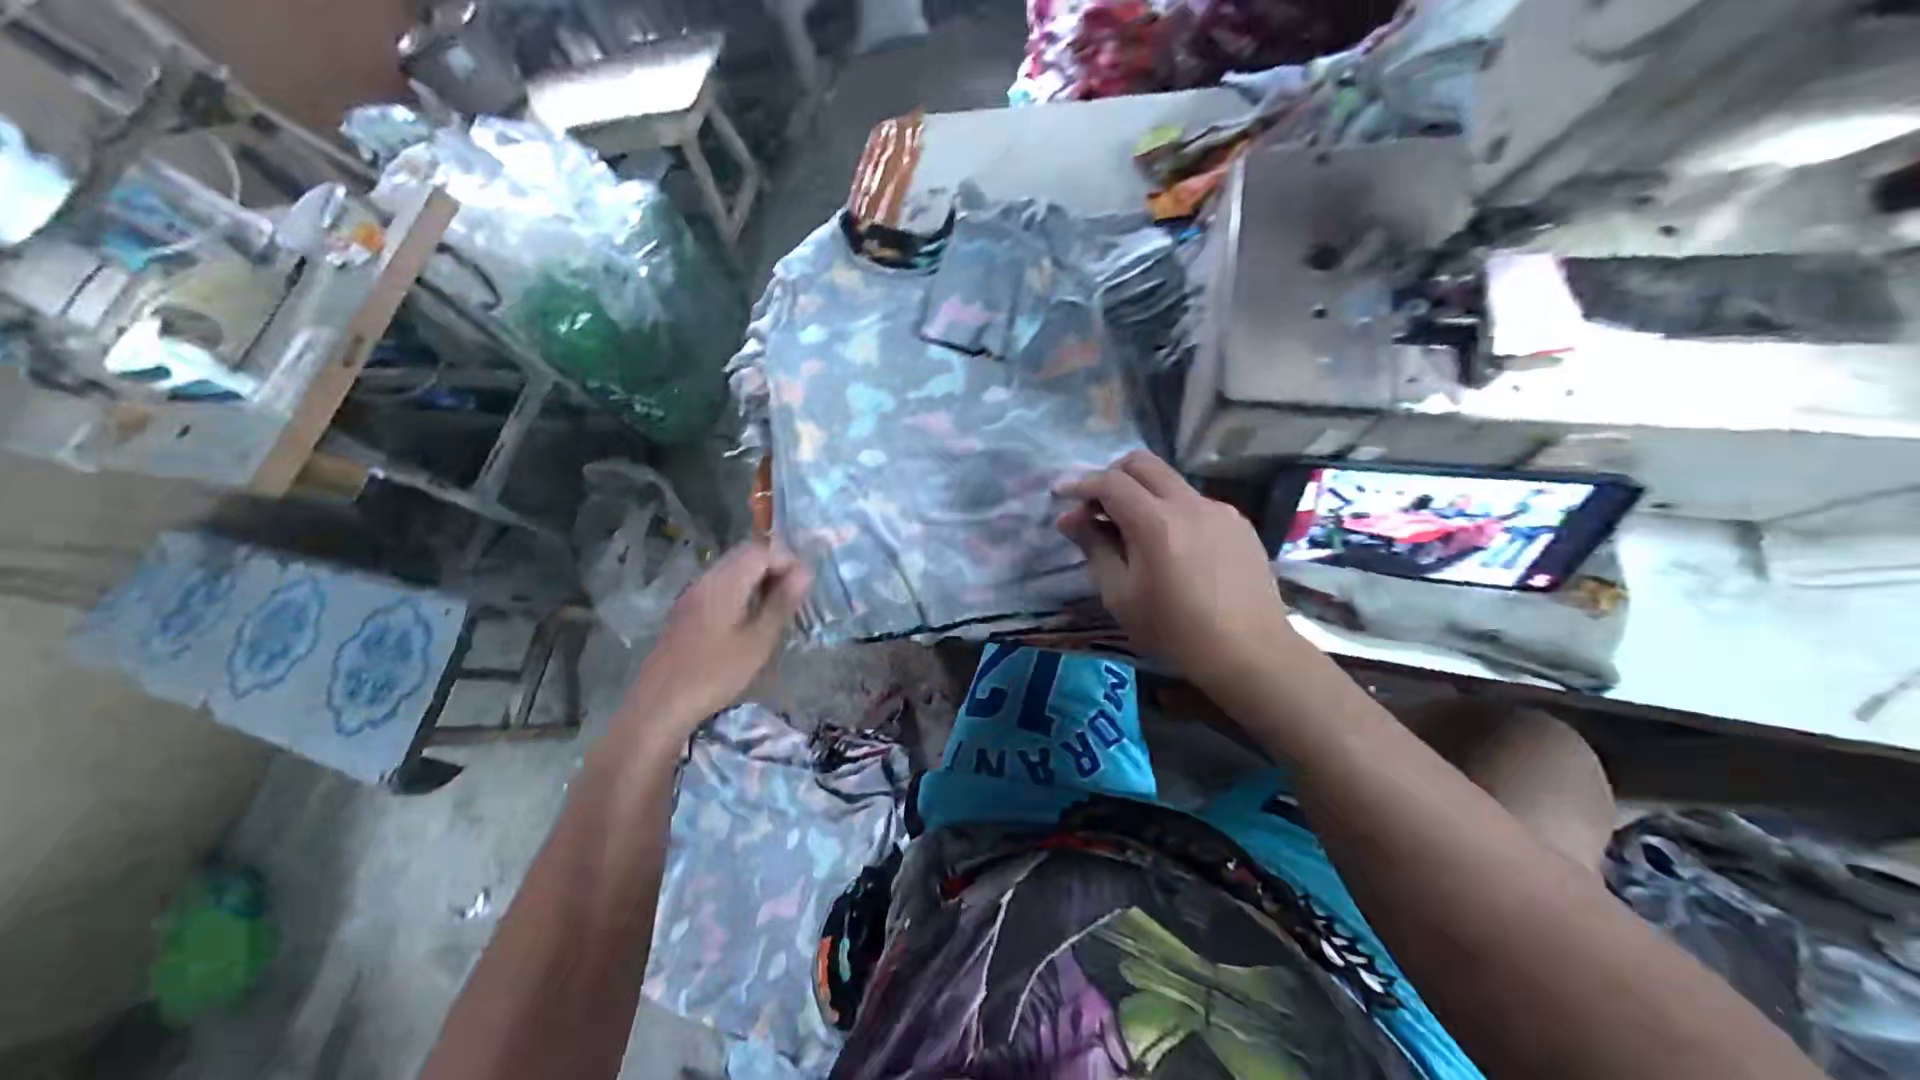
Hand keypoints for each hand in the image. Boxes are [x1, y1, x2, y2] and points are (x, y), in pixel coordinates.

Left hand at [619, 541, 811, 743]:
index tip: (805, 586)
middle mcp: (705, 580)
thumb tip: (805, 573)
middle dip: (774, 568)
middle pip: (744, 556)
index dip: (788, 560)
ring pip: (732, 572)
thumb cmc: (714, 674)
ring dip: (758, 581)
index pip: (760, 551)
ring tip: (778, 608)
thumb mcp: (758, 641)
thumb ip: (781, 603)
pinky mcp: (686, 612)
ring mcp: (692, 595)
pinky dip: (741, 593)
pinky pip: (720, 588)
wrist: (659, 705)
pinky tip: (750, 619)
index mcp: (723, 582)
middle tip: (795, 596)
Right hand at [1056, 451, 1294, 691]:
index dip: (1080, 483)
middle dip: (1111, 475)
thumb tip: (1070, 518)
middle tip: (1095, 505)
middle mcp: (1190, 503)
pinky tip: (1172, 548)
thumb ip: (1094, 548)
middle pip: (1142, 463)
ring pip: (1170, 482)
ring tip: (1133, 532)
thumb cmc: (1175, 632)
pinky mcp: (1239, 524)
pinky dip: (1172, 512)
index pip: (1110, 482)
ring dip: (1143, 494)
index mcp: (1156, 522)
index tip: (1060, 494)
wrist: (1250, 653)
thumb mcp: (1120, 596)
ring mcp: (1220, 510)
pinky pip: (1195, 504)